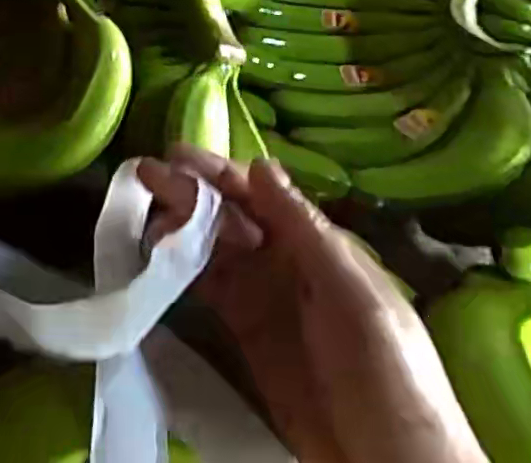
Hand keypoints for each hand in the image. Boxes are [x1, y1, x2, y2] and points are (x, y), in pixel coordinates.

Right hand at [139, 147, 483, 462]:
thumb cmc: (386, 373)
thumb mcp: (353, 296)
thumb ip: (305, 230)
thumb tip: (260, 164)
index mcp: (313, 241)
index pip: (257, 193)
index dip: (217, 173)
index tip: (176, 158)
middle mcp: (282, 257)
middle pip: (228, 214)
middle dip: (188, 192)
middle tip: (146, 175)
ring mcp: (261, 294)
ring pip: (211, 245)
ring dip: (178, 226)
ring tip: (143, 214)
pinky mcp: (243, 330)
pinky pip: (207, 286)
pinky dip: (180, 267)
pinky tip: (155, 256)